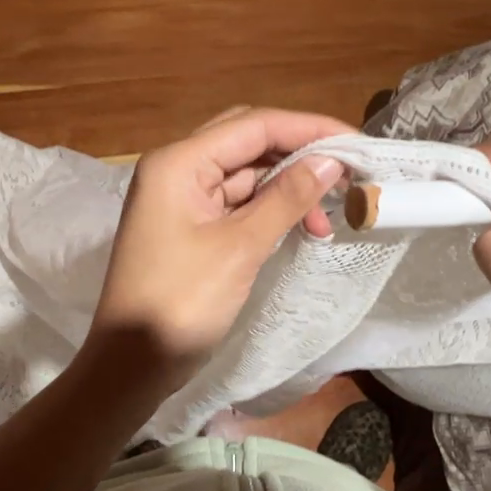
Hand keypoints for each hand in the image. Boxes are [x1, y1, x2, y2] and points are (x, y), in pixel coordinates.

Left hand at [88, 106, 351, 390]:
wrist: (132, 365)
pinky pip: (234, 205)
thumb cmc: (181, 303)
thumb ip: (286, 199)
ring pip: (244, 176)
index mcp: (179, 163)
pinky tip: (299, 227)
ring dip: (286, 189)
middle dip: (299, 156)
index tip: (358, 145)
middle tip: (348, 175)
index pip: (254, 125)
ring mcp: (179, 201)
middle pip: (248, 143)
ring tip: (326, 219)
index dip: (309, 130)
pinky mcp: (187, 229)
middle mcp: (176, 170)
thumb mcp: (240, 248)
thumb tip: (330, 160)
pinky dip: (267, 212)